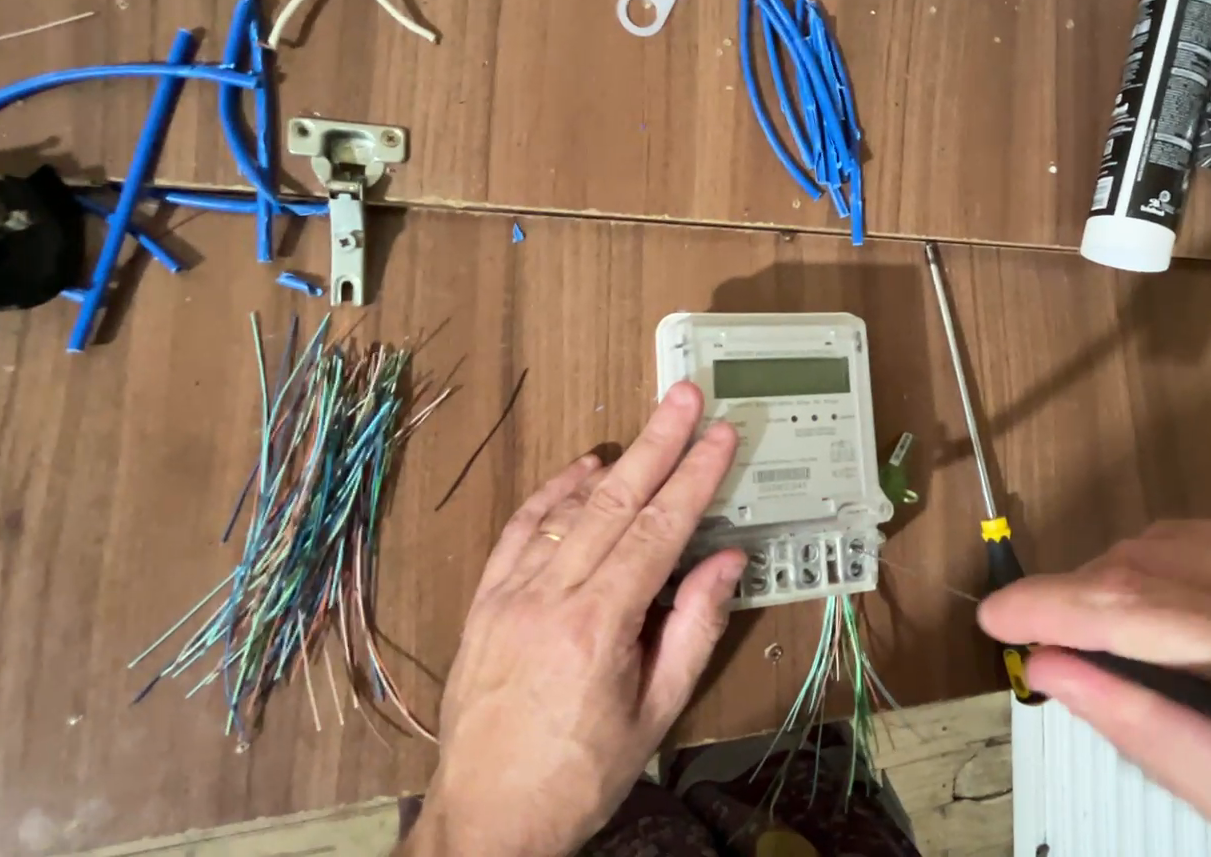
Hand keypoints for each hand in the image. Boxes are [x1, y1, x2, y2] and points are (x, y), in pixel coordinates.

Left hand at [402, 382, 745, 856]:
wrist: (485, 823)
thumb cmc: (580, 775)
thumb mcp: (656, 711)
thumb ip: (694, 626)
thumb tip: (726, 561)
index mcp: (598, 627)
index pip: (659, 530)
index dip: (695, 476)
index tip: (719, 436)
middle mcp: (549, 597)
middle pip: (615, 500)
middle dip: (658, 441)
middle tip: (684, 397)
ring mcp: (509, 594)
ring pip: (570, 508)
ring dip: (616, 462)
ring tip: (651, 426)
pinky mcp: (485, 601)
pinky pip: (520, 530)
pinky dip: (554, 493)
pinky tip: (583, 471)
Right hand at [979, 521, 1210, 856]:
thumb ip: (1151, 730)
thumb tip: (1053, 670)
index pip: (1136, 609)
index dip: (1050, 605)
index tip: (993, 617)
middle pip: (1150, 557)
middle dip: (1082, 592)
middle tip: (1051, 641)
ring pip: (1179, 538)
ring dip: (1123, 577)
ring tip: (1108, 631)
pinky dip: (1172, 567)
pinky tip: (1173, 613)